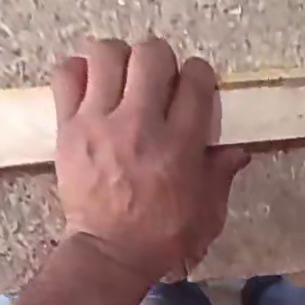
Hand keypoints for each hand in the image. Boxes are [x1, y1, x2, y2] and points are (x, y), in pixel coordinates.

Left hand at [51, 37, 252, 282]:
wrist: (112, 252)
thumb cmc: (166, 235)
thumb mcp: (208, 211)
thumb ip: (221, 174)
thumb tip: (237, 150)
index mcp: (180, 146)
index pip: (195, 83)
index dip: (201, 75)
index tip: (199, 86)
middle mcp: (141, 124)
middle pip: (151, 55)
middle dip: (163, 60)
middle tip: (162, 80)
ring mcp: (99, 121)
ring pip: (106, 52)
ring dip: (121, 59)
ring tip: (126, 79)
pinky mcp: (68, 125)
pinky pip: (67, 73)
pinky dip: (82, 71)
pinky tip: (95, 88)